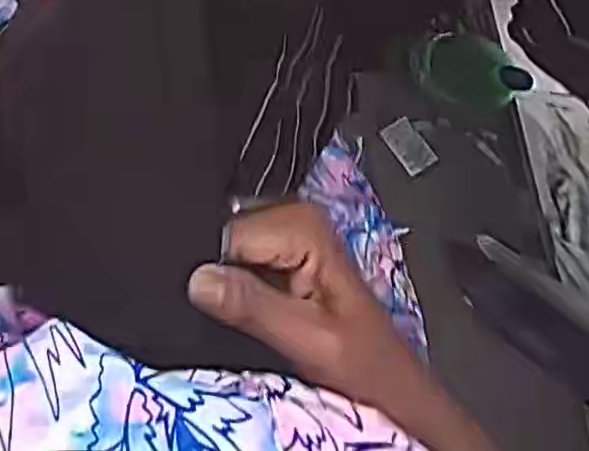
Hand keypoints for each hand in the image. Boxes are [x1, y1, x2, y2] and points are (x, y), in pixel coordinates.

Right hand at [189, 201, 496, 450]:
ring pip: (228, 240)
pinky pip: (240, 249)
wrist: (389, 378)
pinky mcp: (282, 242)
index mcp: (302, 222)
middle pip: (227, 232)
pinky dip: (236, 275)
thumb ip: (253, 306)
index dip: (218, 272)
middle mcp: (294, 211)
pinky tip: (253, 299)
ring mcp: (288, 224)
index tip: (228, 307)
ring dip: (228, 275)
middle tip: (247, 311)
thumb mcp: (308, 341)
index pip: (228, 234)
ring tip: (257, 307)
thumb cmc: (362, 361)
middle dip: (222, 270)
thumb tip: (199, 279)